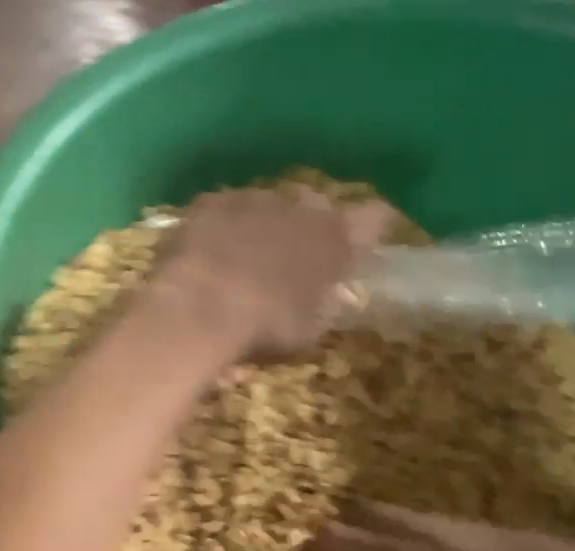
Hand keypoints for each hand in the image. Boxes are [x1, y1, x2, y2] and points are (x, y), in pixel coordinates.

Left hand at [139, 189, 395, 356]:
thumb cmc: (265, 328)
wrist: (201, 311)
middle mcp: (303, 206)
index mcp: (338, 238)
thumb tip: (326, 296)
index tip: (355, 246)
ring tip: (232, 260)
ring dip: (254, 226)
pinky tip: (199, 254)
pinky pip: (218, 210)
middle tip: (281, 261)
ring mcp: (254, 198)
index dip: (366, 230)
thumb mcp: (310, 328)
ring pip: (263, 205)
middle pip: (313, 207)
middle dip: (302, 228)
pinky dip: (214, 228)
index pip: (374, 218)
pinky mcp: (211, 202)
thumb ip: (325, 302)